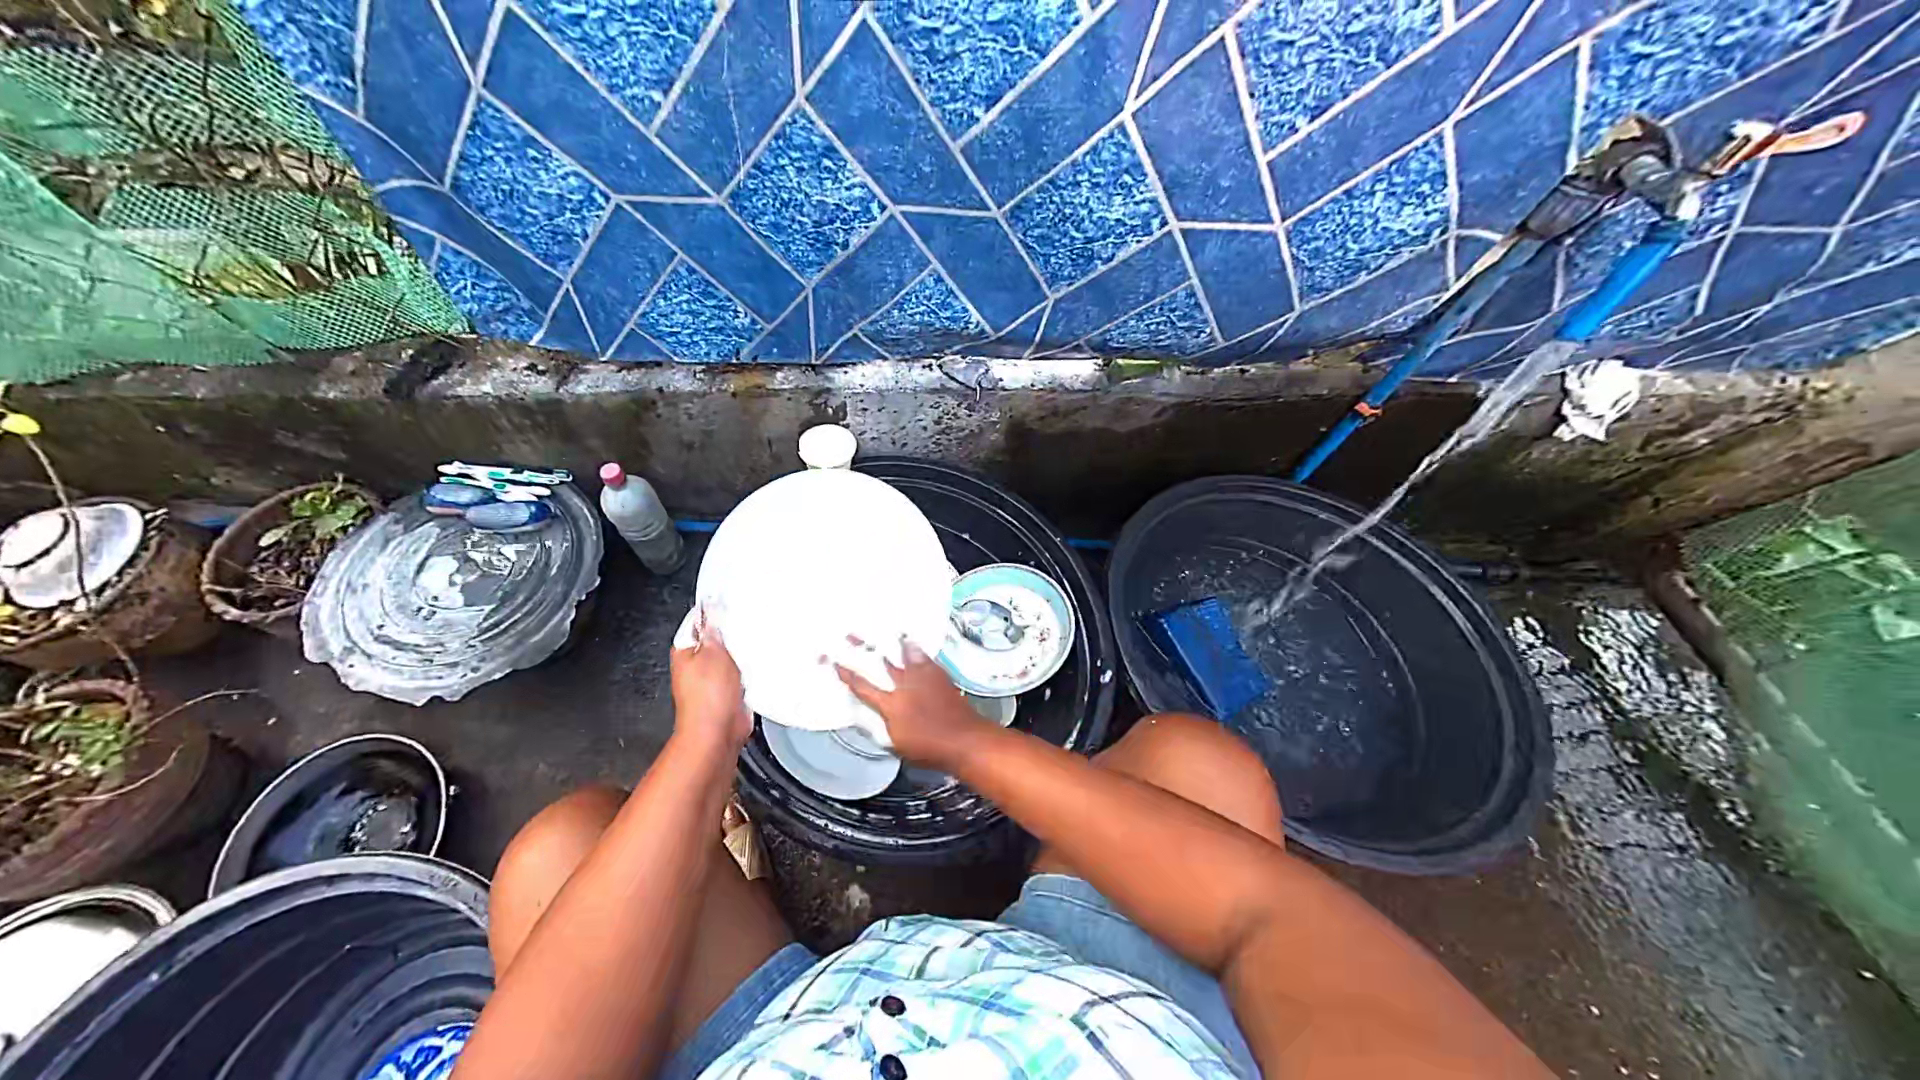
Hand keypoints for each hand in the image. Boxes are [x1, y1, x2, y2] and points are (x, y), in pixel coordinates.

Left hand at [671, 612, 750, 753]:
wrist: (718, 732)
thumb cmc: (708, 697)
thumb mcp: (712, 652)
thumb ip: (714, 629)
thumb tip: (713, 608)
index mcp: (685, 650)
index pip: (700, 620)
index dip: (717, 612)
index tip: (734, 607)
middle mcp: (697, 664)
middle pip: (719, 638)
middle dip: (734, 635)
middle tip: (747, 629)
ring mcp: (714, 678)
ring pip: (734, 655)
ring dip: (743, 654)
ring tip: (751, 651)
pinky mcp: (730, 690)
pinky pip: (743, 672)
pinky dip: (750, 670)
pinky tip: (756, 668)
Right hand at [835, 639, 993, 767]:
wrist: (963, 739)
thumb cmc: (929, 748)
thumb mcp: (896, 745)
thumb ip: (879, 729)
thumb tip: (864, 719)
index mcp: (890, 705)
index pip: (862, 687)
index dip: (847, 675)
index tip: (836, 664)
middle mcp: (904, 686)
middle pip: (880, 664)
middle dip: (864, 649)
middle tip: (850, 634)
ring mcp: (922, 677)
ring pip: (903, 655)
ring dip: (890, 643)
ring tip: (880, 632)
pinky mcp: (938, 674)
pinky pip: (922, 656)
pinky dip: (914, 649)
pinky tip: (911, 643)